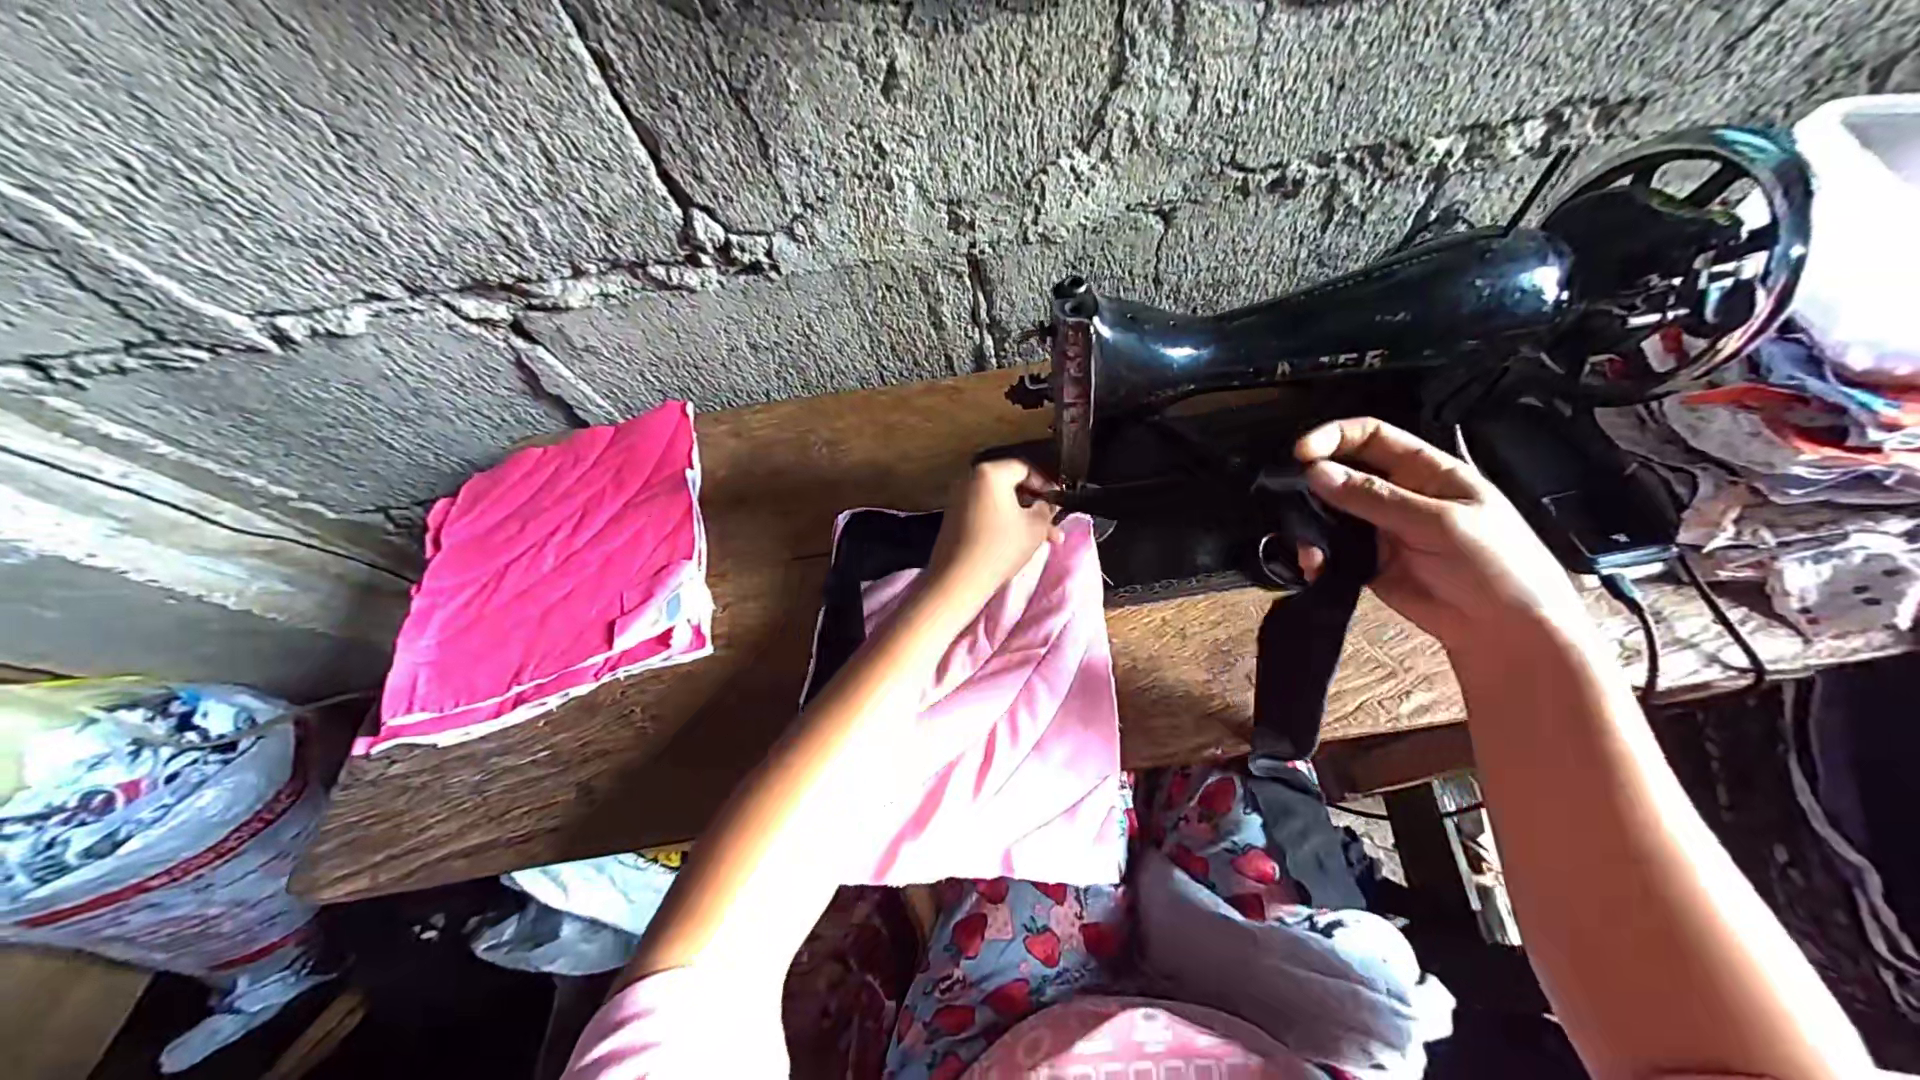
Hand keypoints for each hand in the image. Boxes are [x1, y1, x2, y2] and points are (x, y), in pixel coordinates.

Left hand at [924, 459, 1061, 609]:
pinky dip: (1002, 521)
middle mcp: (969, 478)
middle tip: (1052, 522)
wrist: (958, 579)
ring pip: (999, 501)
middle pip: (1010, 484)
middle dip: (1034, 504)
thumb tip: (1047, 504)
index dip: (1046, 484)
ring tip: (1041, 537)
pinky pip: (984, 511)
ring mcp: (958, 497)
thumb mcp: (1035, 528)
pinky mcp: (953, 516)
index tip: (1057, 502)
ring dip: (1021, 516)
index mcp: (989, 473)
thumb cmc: (999, 548)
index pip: (1025, 468)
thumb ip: (1046, 510)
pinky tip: (1017, 540)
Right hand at [1293, 418, 1586, 650]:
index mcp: (1424, 471)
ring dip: (1309, 526)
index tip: (1301, 454)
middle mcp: (1397, 494)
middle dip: (1312, 484)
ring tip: (1308, 548)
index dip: (1334, 437)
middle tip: (1289, 501)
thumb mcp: (1439, 523)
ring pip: (1329, 514)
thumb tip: (1316, 472)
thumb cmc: (1495, 564)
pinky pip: (1330, 551)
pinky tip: (1314, 568)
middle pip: (1342, 473)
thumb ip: (1375, 498)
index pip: (1371, 437)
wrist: (1506, 631)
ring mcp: (1379, 530)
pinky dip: (1316, 557)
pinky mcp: (1366, 562)